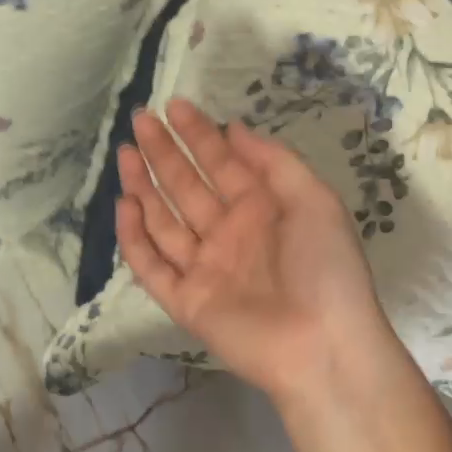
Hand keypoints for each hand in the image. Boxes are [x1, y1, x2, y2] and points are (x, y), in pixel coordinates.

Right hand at [116, 98, 392, 405]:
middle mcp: (228, 234)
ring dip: (143, 186)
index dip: (198, 135)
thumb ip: (273, 163)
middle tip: (138, 120)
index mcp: (261, 210)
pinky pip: (152, 264)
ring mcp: (203, 268)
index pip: (222, 164)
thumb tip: (235, 128)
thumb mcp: (315, 202)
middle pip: (187, 187)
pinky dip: (135, 237)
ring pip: (163, 221)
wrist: (321, 345)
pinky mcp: (183, 299)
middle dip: (163, 153)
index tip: (173, 106)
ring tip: (125, 154)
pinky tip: (124, 205)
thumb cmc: (326, 269)